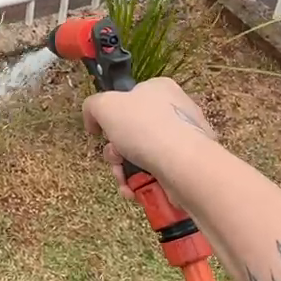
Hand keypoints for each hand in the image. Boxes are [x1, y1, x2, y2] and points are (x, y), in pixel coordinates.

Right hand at [82, 78, 218, 188]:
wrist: (183, 164)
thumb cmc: (144, 127)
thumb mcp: (104, 105)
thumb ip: (92, 107)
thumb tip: (94, 122)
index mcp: (159, 88)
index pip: (128, 99)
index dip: (111, 118)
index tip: (103, 133)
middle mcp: (175, 110)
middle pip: (132, 131)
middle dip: (116, 151)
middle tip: (115, 159)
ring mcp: (185, 138)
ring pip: (142, 155)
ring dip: (125, 171)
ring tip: (124, 181)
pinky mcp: (189, 164)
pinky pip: (158, 173)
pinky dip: (143, 184)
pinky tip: (135, 191)